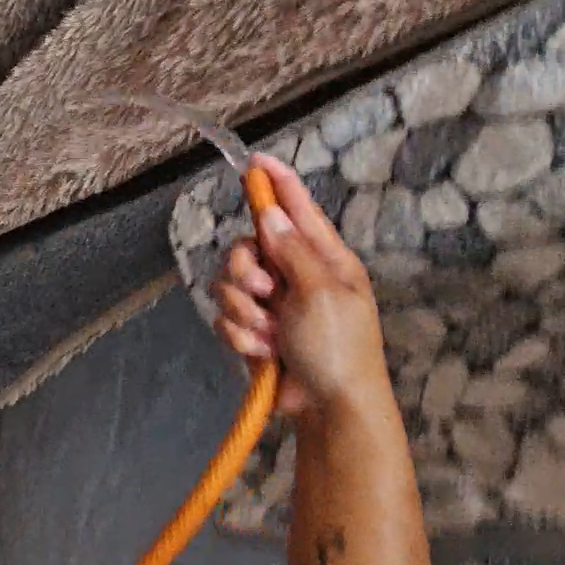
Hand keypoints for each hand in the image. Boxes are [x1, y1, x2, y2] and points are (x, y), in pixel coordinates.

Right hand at [212, 154, 392, 418]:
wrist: (327, 404)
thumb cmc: (339, 346)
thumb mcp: (321, 293)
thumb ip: (291, 252)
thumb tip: (268, 216)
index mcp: (323, 259)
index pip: (296, 210)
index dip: (275, 183)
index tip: (254, 160)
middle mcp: (293, 275)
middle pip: (245, 248)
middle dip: (244, 271)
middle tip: (265, 293)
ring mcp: (272, 304)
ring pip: (227, 284)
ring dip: (243, 310)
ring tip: (268, 333)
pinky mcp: (252, 329)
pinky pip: (224, 317)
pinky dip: (239, 334)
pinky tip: (262, 350)